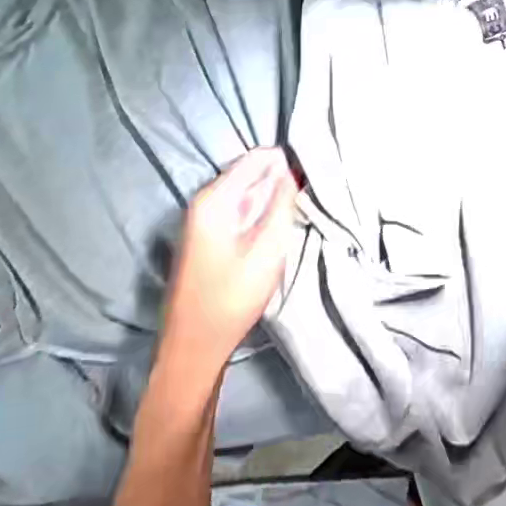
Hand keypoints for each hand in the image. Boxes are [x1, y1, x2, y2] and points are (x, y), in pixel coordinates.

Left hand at [161, 148, 300, 368]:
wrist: (193, 347)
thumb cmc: (231, 298)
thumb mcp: (267, 250)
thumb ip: (282, 205)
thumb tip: (292, 170)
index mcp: (214, 198)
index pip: (256, 158)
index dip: (286, 161)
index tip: (311, 175)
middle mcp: (203, 200)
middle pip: (249, 173)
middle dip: (278, 179)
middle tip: (306, 197)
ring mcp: (201, 218)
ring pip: (244, 192)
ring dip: (269, 198)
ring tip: (295, 211)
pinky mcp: (205, 236)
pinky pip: (237, 209)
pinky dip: (257, 213)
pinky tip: (273, 229)